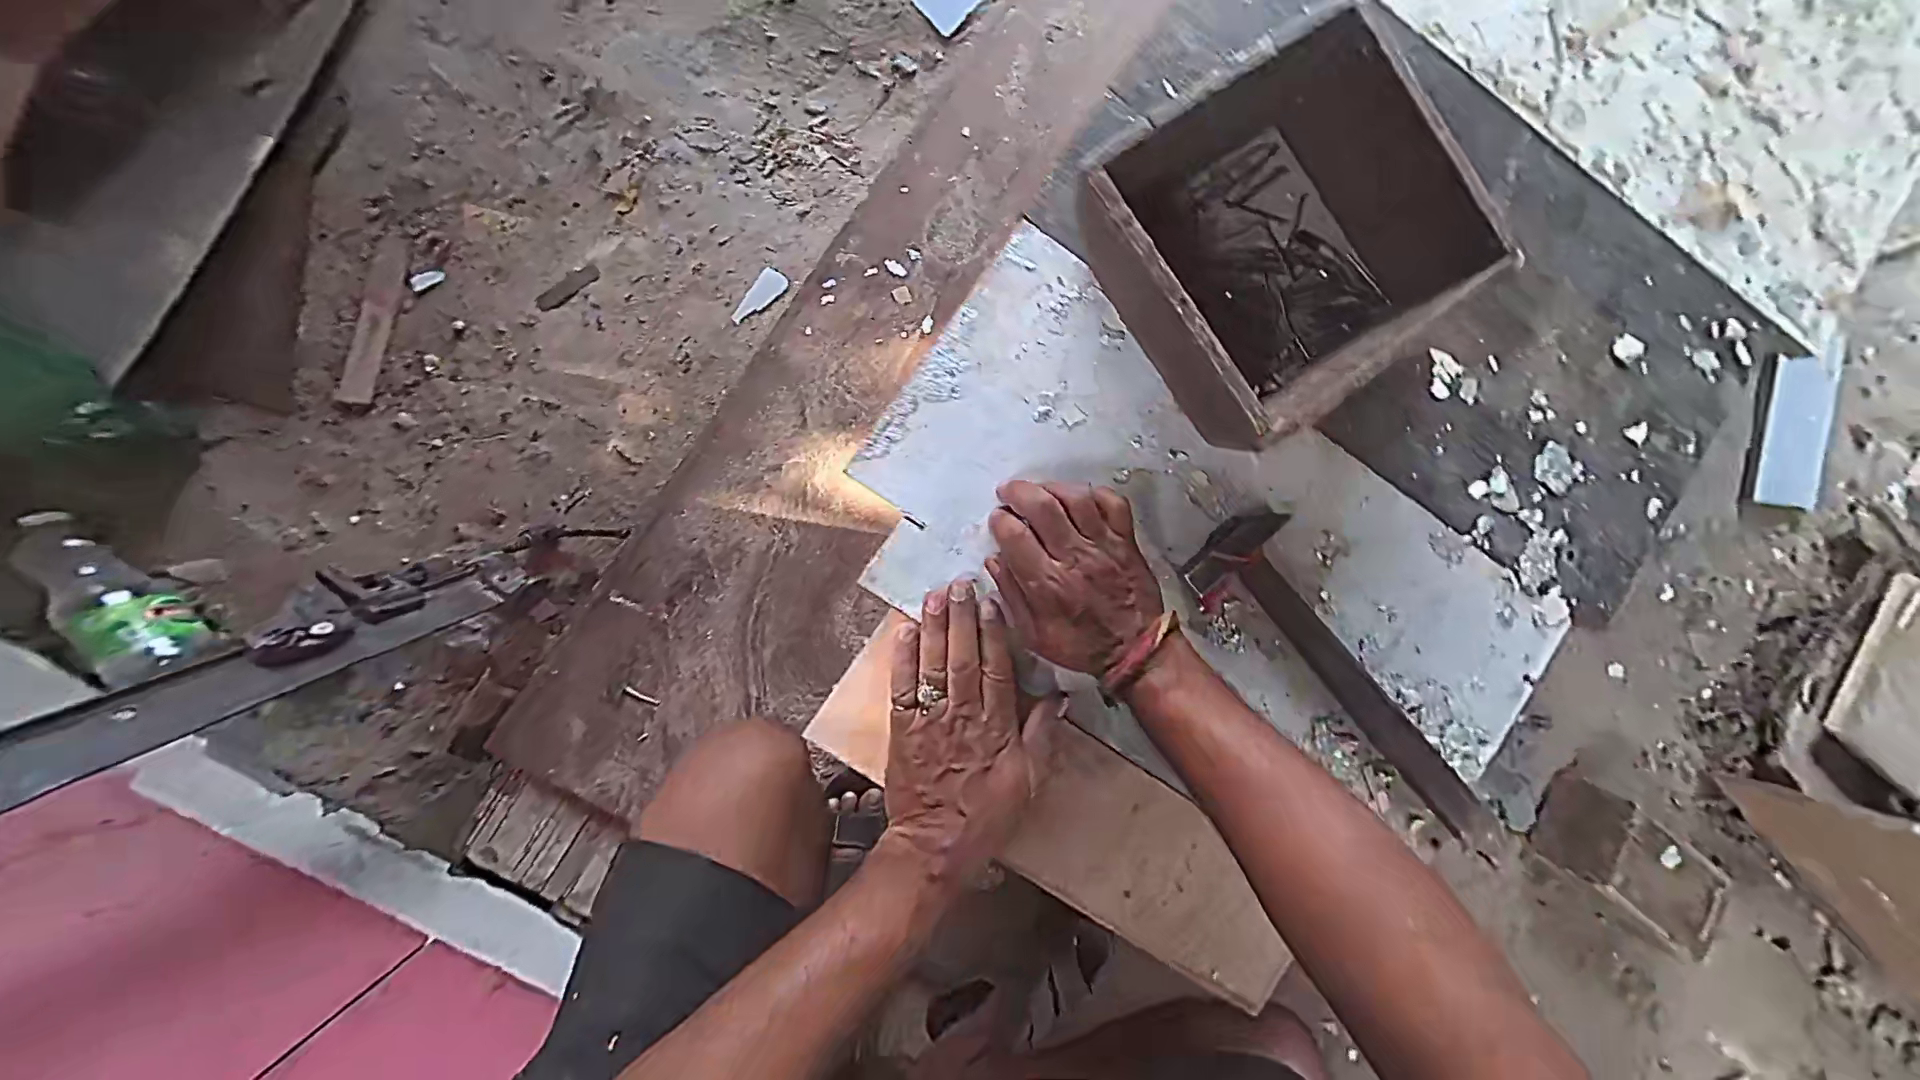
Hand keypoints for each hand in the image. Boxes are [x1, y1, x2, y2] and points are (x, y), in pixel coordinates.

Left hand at [884, 578, 1058, 886]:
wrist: (934, 845)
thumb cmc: (985, 815)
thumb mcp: (1028, 781)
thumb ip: (1042, 737)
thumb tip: (1059, 698)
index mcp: (995, 728)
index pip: (997, 671)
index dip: (995, 634)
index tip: (993, 603)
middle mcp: (962, 717)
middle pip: (963, 659)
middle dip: (962, 619)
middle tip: (961, 584)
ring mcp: (929, 721)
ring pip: (933, 667)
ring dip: (934, 629)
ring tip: (934, 596)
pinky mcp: (903, 729)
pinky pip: (902, 688)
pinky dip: (902, 660)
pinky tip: (905, 632)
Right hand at [986, 481, 1163, 676]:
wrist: (1135, 650)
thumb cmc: (1081, 646)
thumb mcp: (1034, 635)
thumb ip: (1011, 596)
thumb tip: (994, 560)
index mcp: (1047, 583)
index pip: (1015, 536)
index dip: (1000, 520)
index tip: (997, 518)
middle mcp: (1074, 558)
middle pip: (1043, 507)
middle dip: (1019, 492)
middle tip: (1008, 492)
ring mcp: (1104, 546)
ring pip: (1076, 499)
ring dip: (1052, 487)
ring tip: (1040, 490)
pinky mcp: (1126, 542)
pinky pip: (1113, 504)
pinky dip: (1094, 494)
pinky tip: (1079, 499)